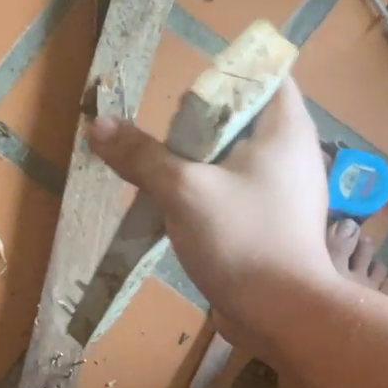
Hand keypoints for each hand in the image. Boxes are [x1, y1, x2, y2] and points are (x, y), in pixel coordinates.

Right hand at [89, 77, 337, 325]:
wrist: (279, 313)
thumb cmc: (240, 240)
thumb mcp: (183, 191)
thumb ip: (141, 156)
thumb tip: (97, 124)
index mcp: (285, 125)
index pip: (258, 74)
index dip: (216, 82)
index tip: (179, 112)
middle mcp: (290, 151)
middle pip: (236, 120)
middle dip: (195, 134)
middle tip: (163, 156)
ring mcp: (283, 192)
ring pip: (230, 163)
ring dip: (194, 173)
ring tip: (164, 190)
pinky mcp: (271, 225)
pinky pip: (233, 198)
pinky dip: (206, 202)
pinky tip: (181, 221)